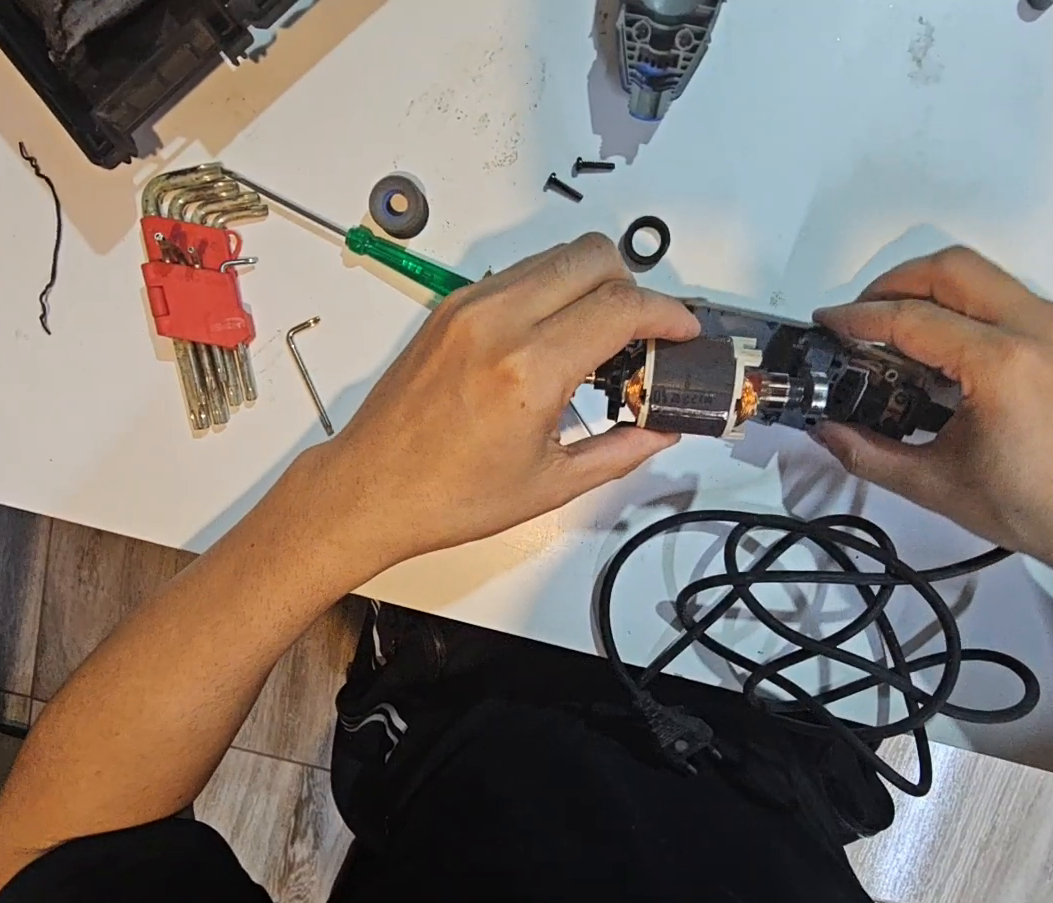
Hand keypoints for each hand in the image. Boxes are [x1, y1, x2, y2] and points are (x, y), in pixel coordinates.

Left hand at [288, 233, 699, 573]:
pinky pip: (519, 274)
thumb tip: (658, 432)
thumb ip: (619, 452)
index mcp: (528, 369)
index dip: (668, 314)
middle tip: (643, 334)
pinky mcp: (449, 309)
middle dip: (635, 286)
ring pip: (555, 256)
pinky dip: (552, 291)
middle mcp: (497, 322)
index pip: (623, 306)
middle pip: (594, 256)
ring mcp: (468, 307)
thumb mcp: (549, 485)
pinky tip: (555, 338)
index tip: (682, 331)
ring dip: (592, 284)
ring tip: (599, 340)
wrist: (370, 490)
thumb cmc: (444, 495)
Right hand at [813, 247, 1052, 601]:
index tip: (827, 322)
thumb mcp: (933, 486)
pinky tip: (951, 353)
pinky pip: (1015, 299)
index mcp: (1004, 366)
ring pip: (987, 277)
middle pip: (953, 268)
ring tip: (900, 333)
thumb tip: (824, 430)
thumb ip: (866, 453)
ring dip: (934, 292)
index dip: (859, 317)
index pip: (913, 319)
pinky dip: (971, 310)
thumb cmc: (1035, 510)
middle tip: (860, 314)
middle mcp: (1043, 329)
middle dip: (894, 282)